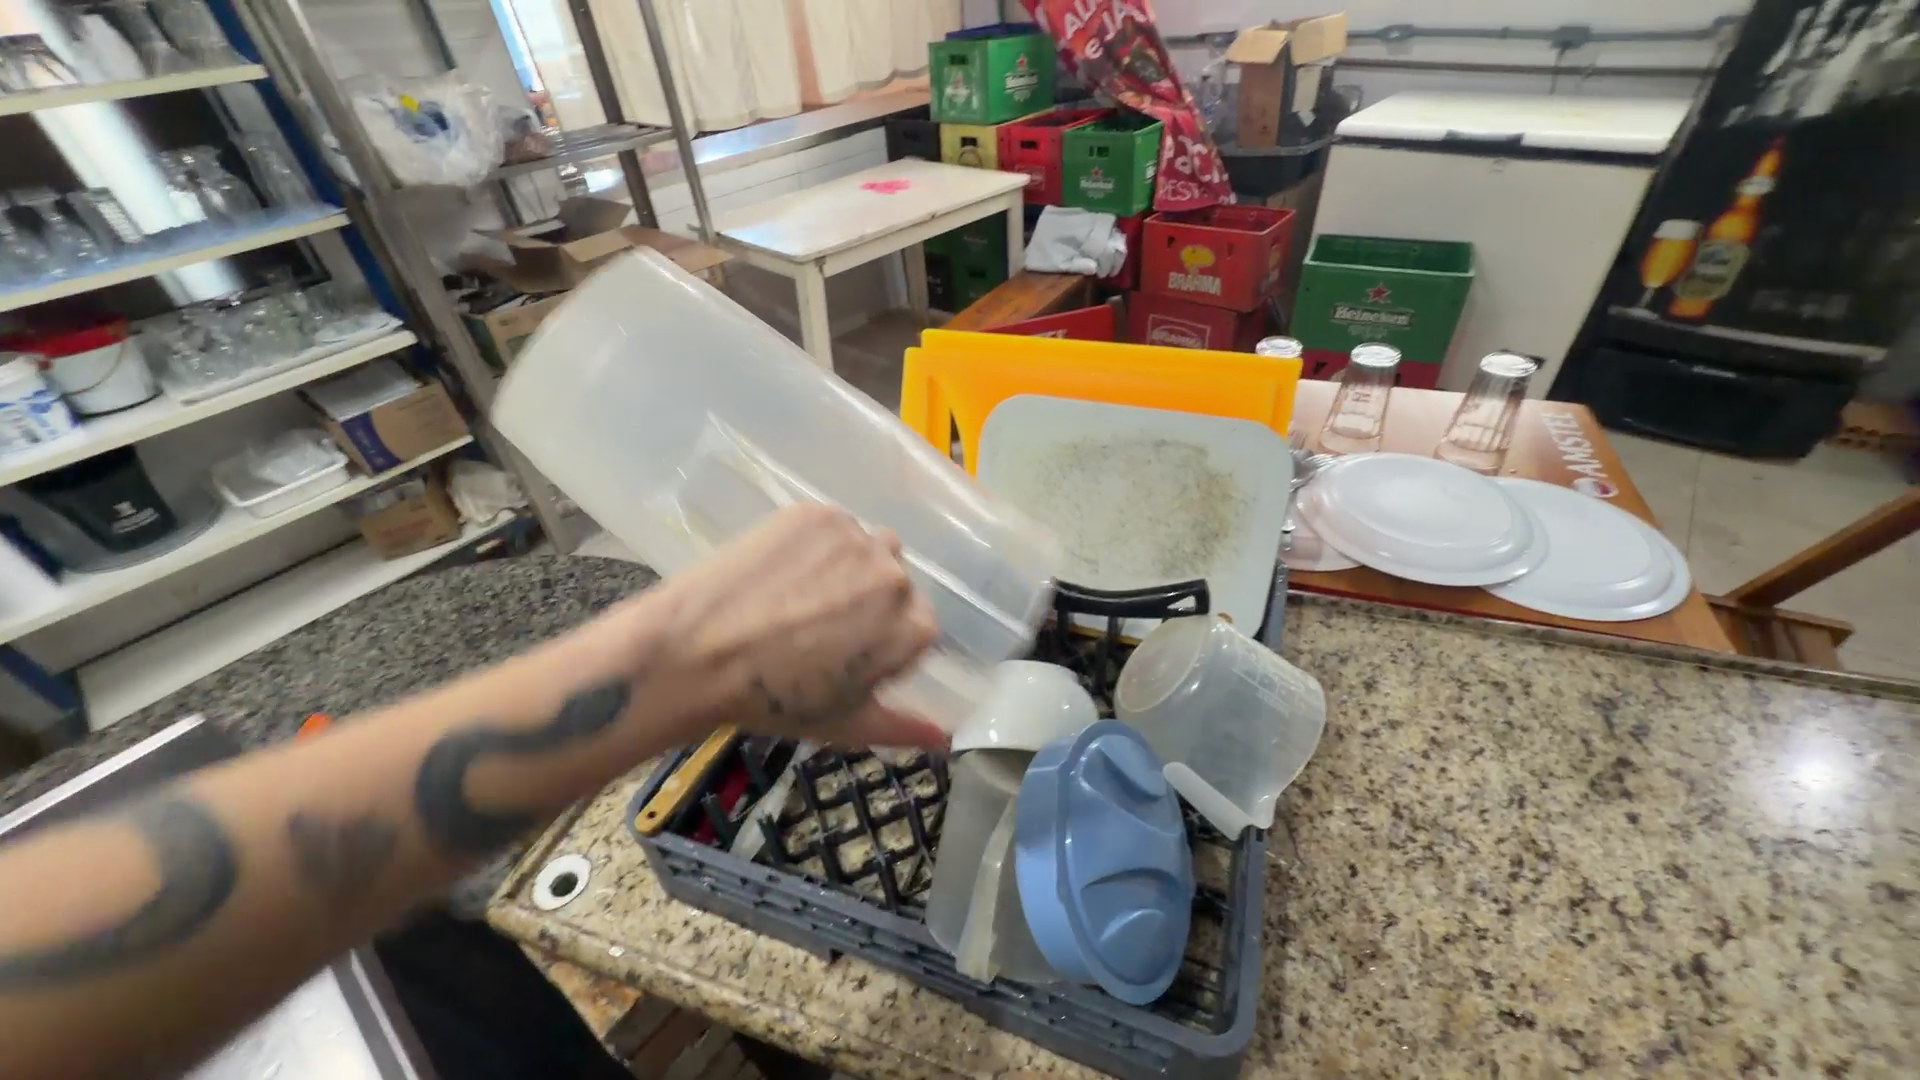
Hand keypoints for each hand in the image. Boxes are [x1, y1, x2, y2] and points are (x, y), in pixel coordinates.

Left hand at [639, 503, 945, 748]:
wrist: (694, 652)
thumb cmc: (773, 700)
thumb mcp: (845, 723)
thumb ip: (904, 728)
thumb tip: (945, 740)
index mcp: (912, 628)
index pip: (916, 626)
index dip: (881, 640)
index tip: (846, 653)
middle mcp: (895, 576)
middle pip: (893, 582)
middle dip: (866, 601)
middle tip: (817, 625)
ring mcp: (856, 539)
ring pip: (865, 549)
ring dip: (845, 566)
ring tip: (798, 594)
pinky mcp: (817, 513)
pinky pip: (831, 527)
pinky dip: (813, 544)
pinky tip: (780, 570)